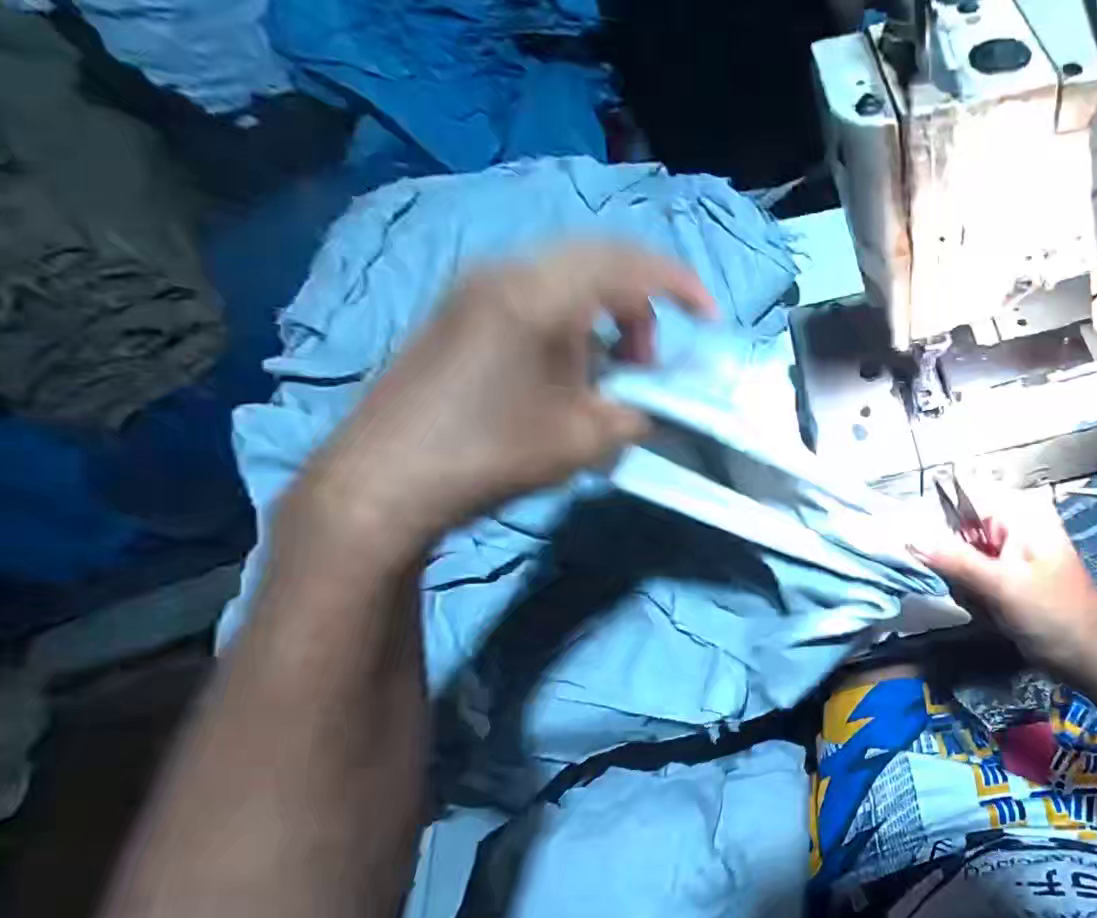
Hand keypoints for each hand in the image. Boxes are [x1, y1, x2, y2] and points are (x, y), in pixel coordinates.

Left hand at [291, 243, 716, 560]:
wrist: (386, 479)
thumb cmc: (494, 453)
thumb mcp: (586, 438)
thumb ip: (636, 409)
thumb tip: (649, 400)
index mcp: (542, 294)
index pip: (631, 265)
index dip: (682, 286)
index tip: (710, 320)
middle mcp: (507, 272)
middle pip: (600, 259)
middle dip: (643, 301)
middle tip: (651, 359)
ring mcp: (476, 286)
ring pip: (566, 274)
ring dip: (606, 311)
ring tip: (612, 369)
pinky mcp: (459, 310)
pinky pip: (536, 291)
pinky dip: (572, 317)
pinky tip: (571, 367)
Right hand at [912, 488, 1096, 679]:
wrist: (1091, 658)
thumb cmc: (1053, 616)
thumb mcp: (1001, 585)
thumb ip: (954, 560)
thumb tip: (910, 538)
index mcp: (1020, 514)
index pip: (963, 497)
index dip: (941, 522)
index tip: (930, 551)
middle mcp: (1013, 527)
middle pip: (958, 532)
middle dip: (956, 565)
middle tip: (975, 590)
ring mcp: (1010, 554)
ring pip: (961, 560)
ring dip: (966, 587)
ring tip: (989, 606)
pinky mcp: (1007, 579)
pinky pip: (973, 580)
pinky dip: (976, 598)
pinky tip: (993, 614)